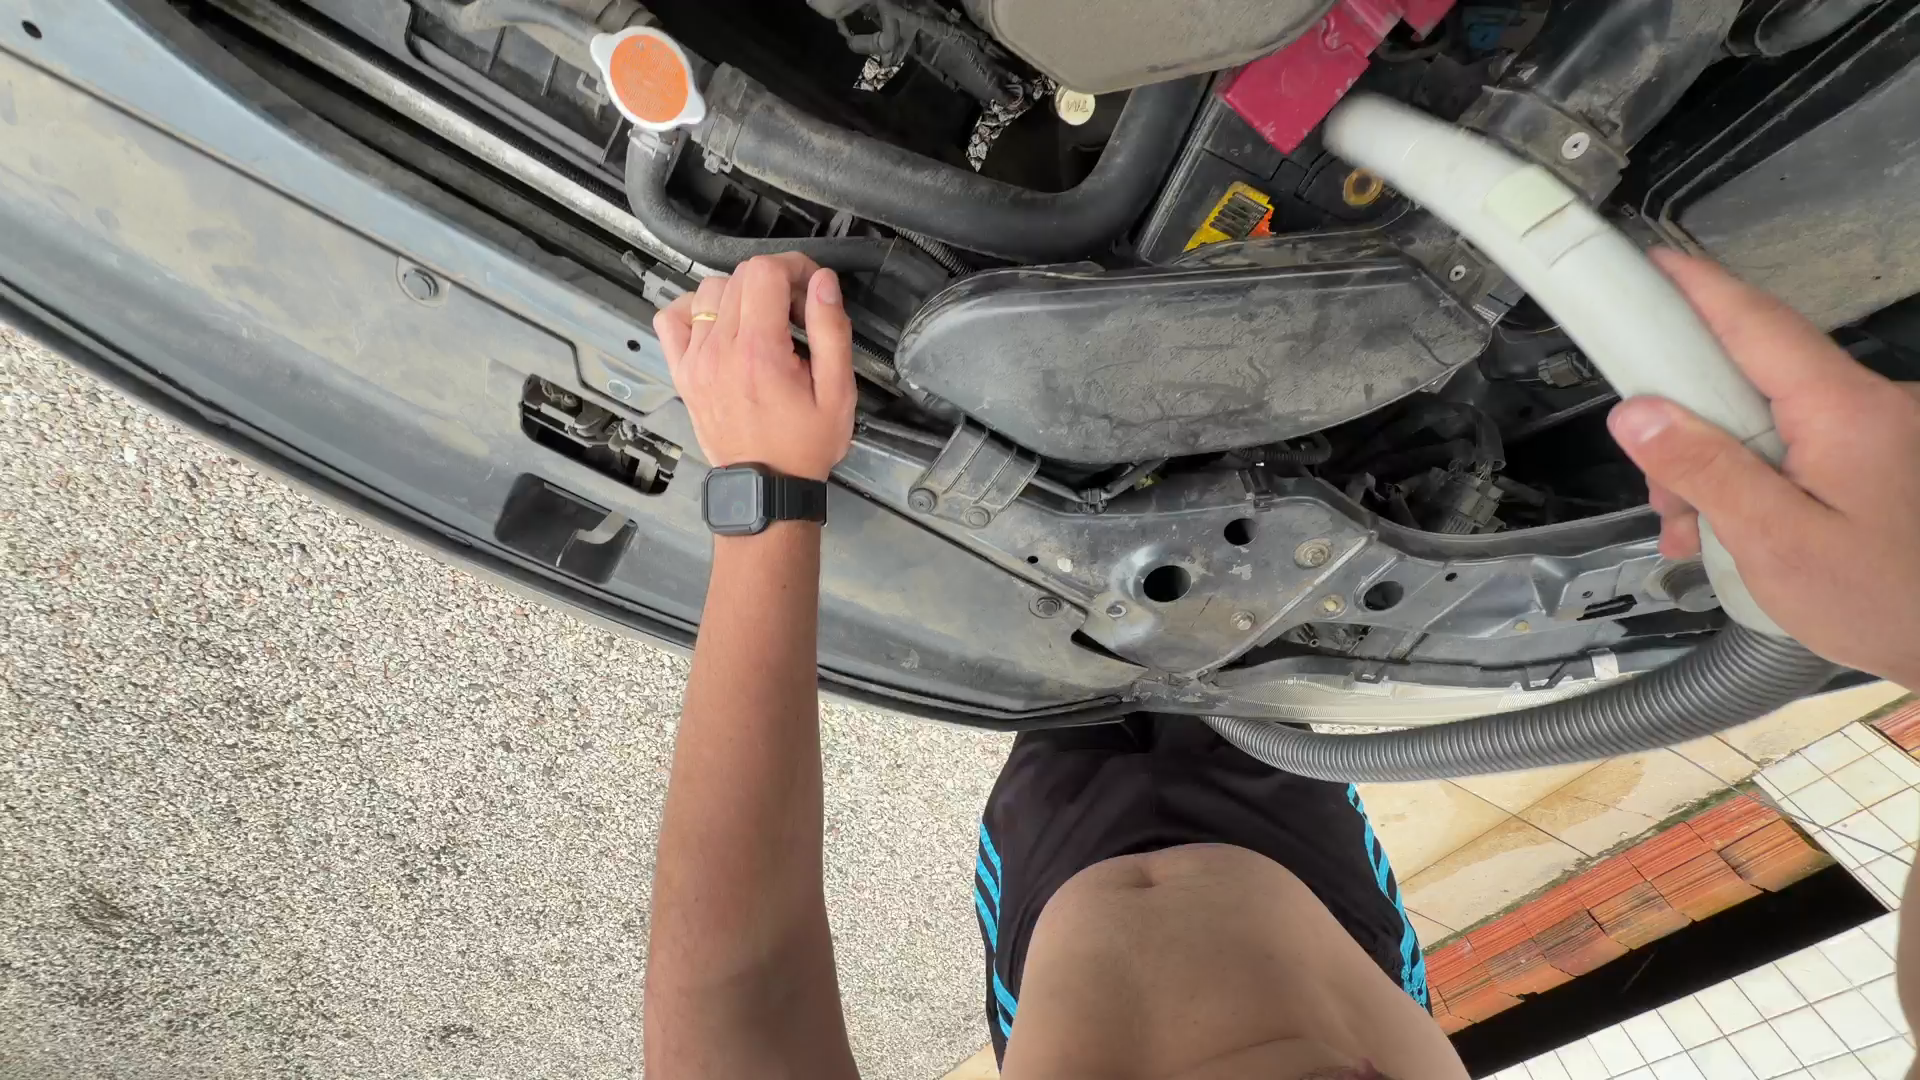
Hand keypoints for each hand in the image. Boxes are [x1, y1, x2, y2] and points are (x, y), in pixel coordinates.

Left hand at [654, 253, 856, 482]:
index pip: (766, 272)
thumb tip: (823, 283)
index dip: (795, 268)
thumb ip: (832, 332)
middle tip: (795, 315)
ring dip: (739, 296)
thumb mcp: (838, 393)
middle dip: (774, 283)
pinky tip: (720, 327)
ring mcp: (695, 360)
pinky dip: (693, 310)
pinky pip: (671, 318)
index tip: (811, 290)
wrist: (768, 486)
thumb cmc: (805, 446)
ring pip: (707, 291)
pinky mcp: (683, 372)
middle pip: (739, 276)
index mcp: (760, 352)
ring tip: (762, 325)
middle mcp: (720, 350)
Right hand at [1606, 249, 1919, 686]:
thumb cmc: (1888, 599)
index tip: (1653, 261)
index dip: (1700, 289)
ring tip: (1697, 535)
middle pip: (1741, 386)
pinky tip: (1725, 530)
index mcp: (1846, 413)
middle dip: (1680, 432)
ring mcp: (1874, 433)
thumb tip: (1635, 413)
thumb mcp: (1775, 539)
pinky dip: (1739, 483)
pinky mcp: (1875, 459)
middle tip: (1661, 500)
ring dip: (1705, 473)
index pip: (1758, 327)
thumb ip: (1703, 470)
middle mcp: (1867, 408)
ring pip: (1754, 425)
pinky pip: (1783, 450)